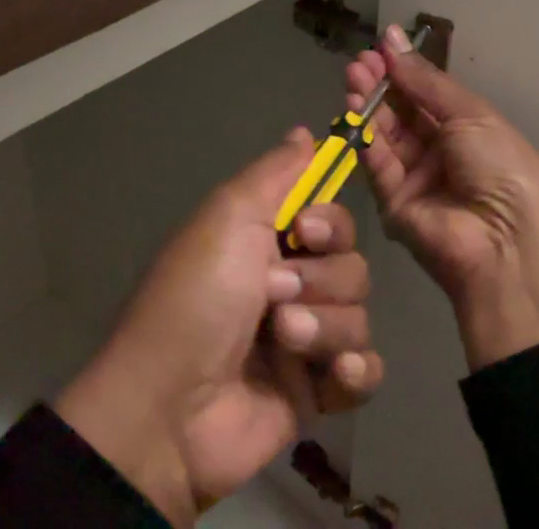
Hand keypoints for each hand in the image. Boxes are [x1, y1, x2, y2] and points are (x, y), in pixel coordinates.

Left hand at [54, 129, 383, 525]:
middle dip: (322, 280)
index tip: (305, 232)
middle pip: (353, 266)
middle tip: (274, 295)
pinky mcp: (318, 393)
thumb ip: (275, 173)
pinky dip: (354, 371)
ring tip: (282, 339)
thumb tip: (306, 131)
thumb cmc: (197, 298)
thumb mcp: (228, 217)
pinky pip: (366, 371)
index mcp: (265, 244)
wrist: (171, 407)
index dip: (329, 223)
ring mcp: (306, 341)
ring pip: (360, 317)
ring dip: (325, 326)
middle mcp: (289, 286)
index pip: (332, 220)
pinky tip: (333, 375)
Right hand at [348, 24, 538, 370]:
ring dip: (368, 105)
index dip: (403, 71)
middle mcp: (440, 153)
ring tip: (354, 76)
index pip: (426, 95)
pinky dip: (364, 137)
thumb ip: (425, 80)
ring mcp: (415, 179)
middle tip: (359, 62)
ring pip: (384, 136)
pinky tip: (353, 107)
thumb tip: (391, 37)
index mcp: (468, 130)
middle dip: (381, 85)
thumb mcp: (471, 114)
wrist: (507, 243)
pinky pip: (376, 165)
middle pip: (401, 113)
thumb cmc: (502, 168)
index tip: (379, 46)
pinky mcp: (392, 204)